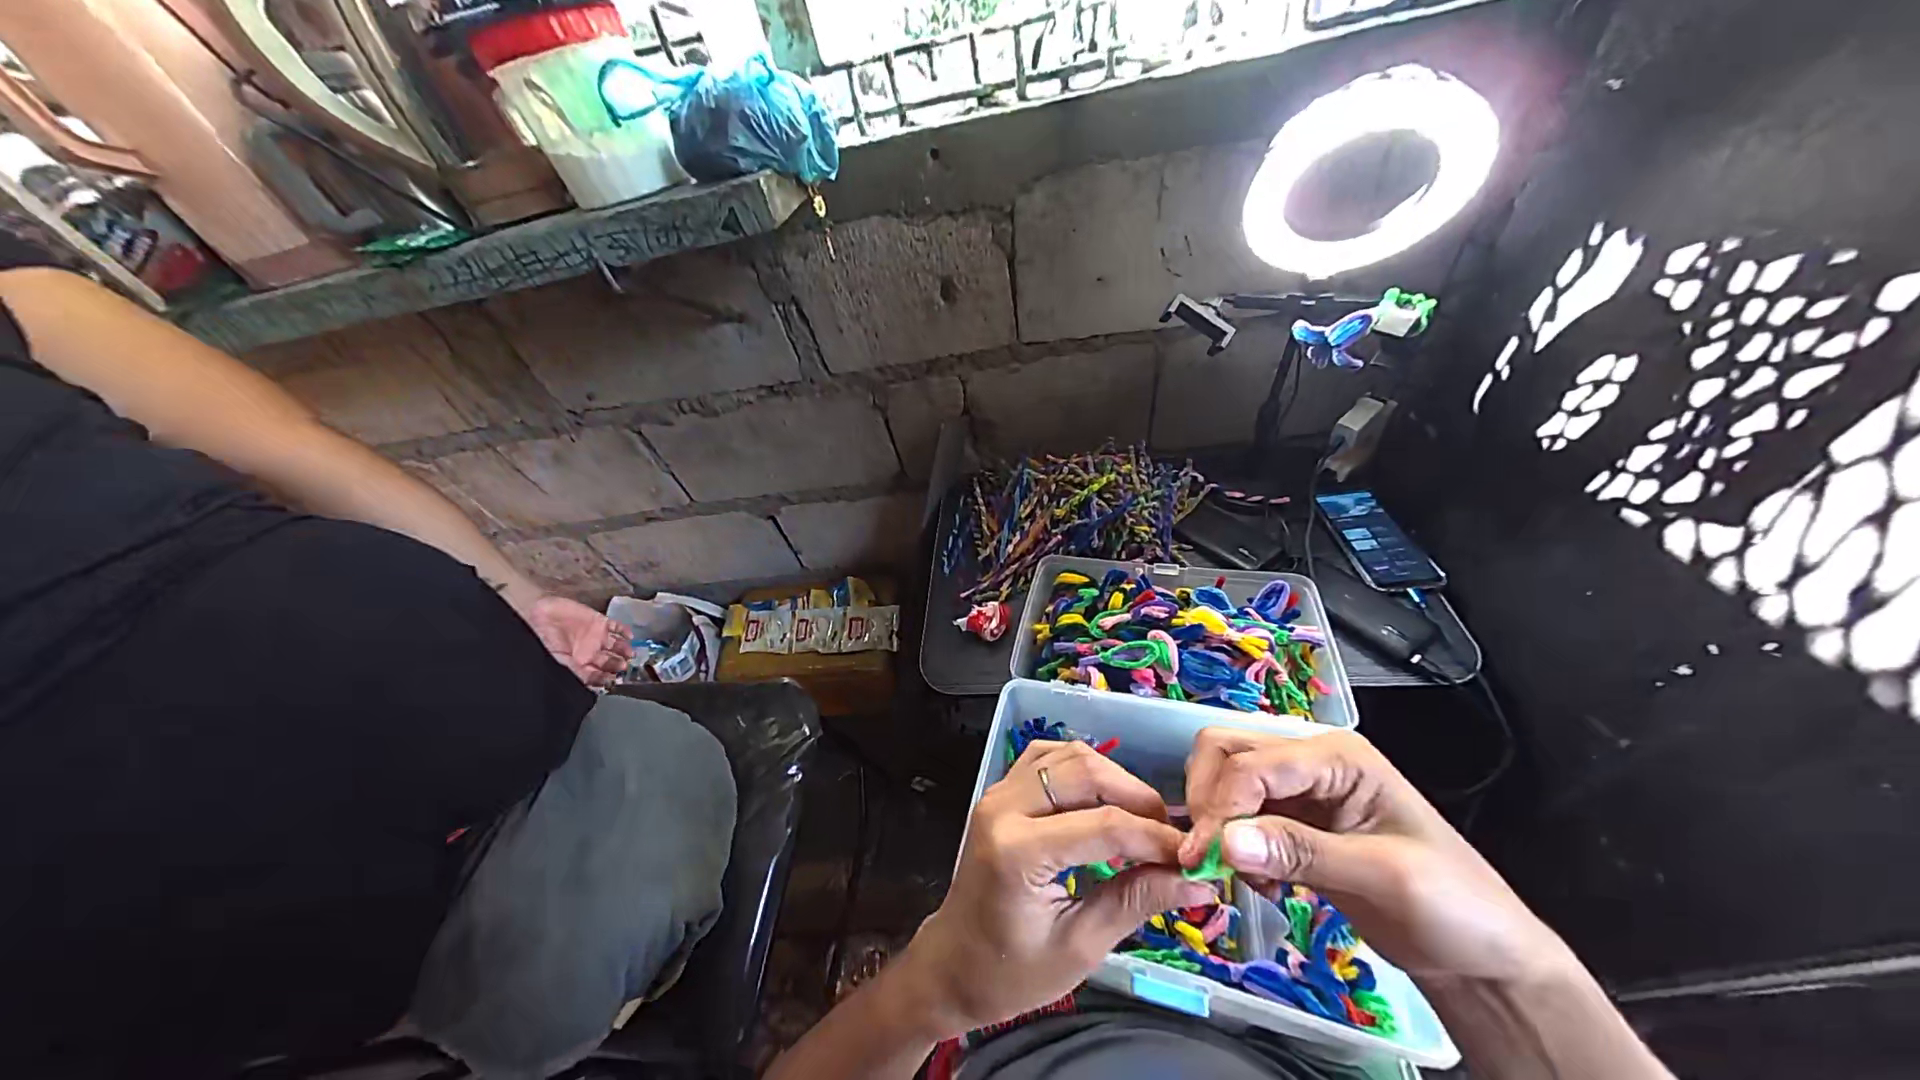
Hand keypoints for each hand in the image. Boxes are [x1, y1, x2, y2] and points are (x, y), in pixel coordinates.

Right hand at [523, 594, 633, 687]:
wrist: (538, 615)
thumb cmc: (542, 640)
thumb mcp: (558, 660)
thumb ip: (576, 671)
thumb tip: (592, 684)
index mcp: (578, 664)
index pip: (597, 675)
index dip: (606, 678)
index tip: (613, 680)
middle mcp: (590, 652)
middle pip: (610, 662)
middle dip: (618, 665)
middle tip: (624, 666)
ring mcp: (596, 637)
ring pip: (617, 646)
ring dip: (625, 650)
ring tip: (629, 653)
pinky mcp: (599, 622)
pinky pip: (617, 627)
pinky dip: (624, 631)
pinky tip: (628, 636)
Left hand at [893, 740, 1217, 1037]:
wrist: (951, 966)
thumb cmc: (1009, 971)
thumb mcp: (1078, 948)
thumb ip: (1135, 901)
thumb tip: (1193, 879)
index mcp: (1018, 851)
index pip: (1103, 825)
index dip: (1156, 838)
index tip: (1193, 858)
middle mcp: (1004, 807)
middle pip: (1085, 772)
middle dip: (1137, 798)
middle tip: (1169, 836)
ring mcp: (999, 793)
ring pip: (1068, 756)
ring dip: (1113, 779)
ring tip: (1142, 819)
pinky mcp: (1001, 792)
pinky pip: (1047, 758)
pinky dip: (1082, 768)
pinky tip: (1104, 796)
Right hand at [1181, 728, 1575, 983]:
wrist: (1482, 959)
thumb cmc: (1455, 908)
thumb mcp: (1384, 876)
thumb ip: (1301, 852)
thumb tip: (1224, 842)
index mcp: (1338, 756)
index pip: (1252, 764)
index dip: (1221, 806)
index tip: (1203, 856)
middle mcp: (1310, 762)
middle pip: (1225, 753)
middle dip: (1207, 800)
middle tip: (1207, 855)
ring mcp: (1298, 793)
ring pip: (1222, 781)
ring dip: (1216, 823)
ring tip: (1236, 872)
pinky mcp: (1290, 825)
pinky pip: (1236, 818)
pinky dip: (1230, 845)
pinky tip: (1258, 881)